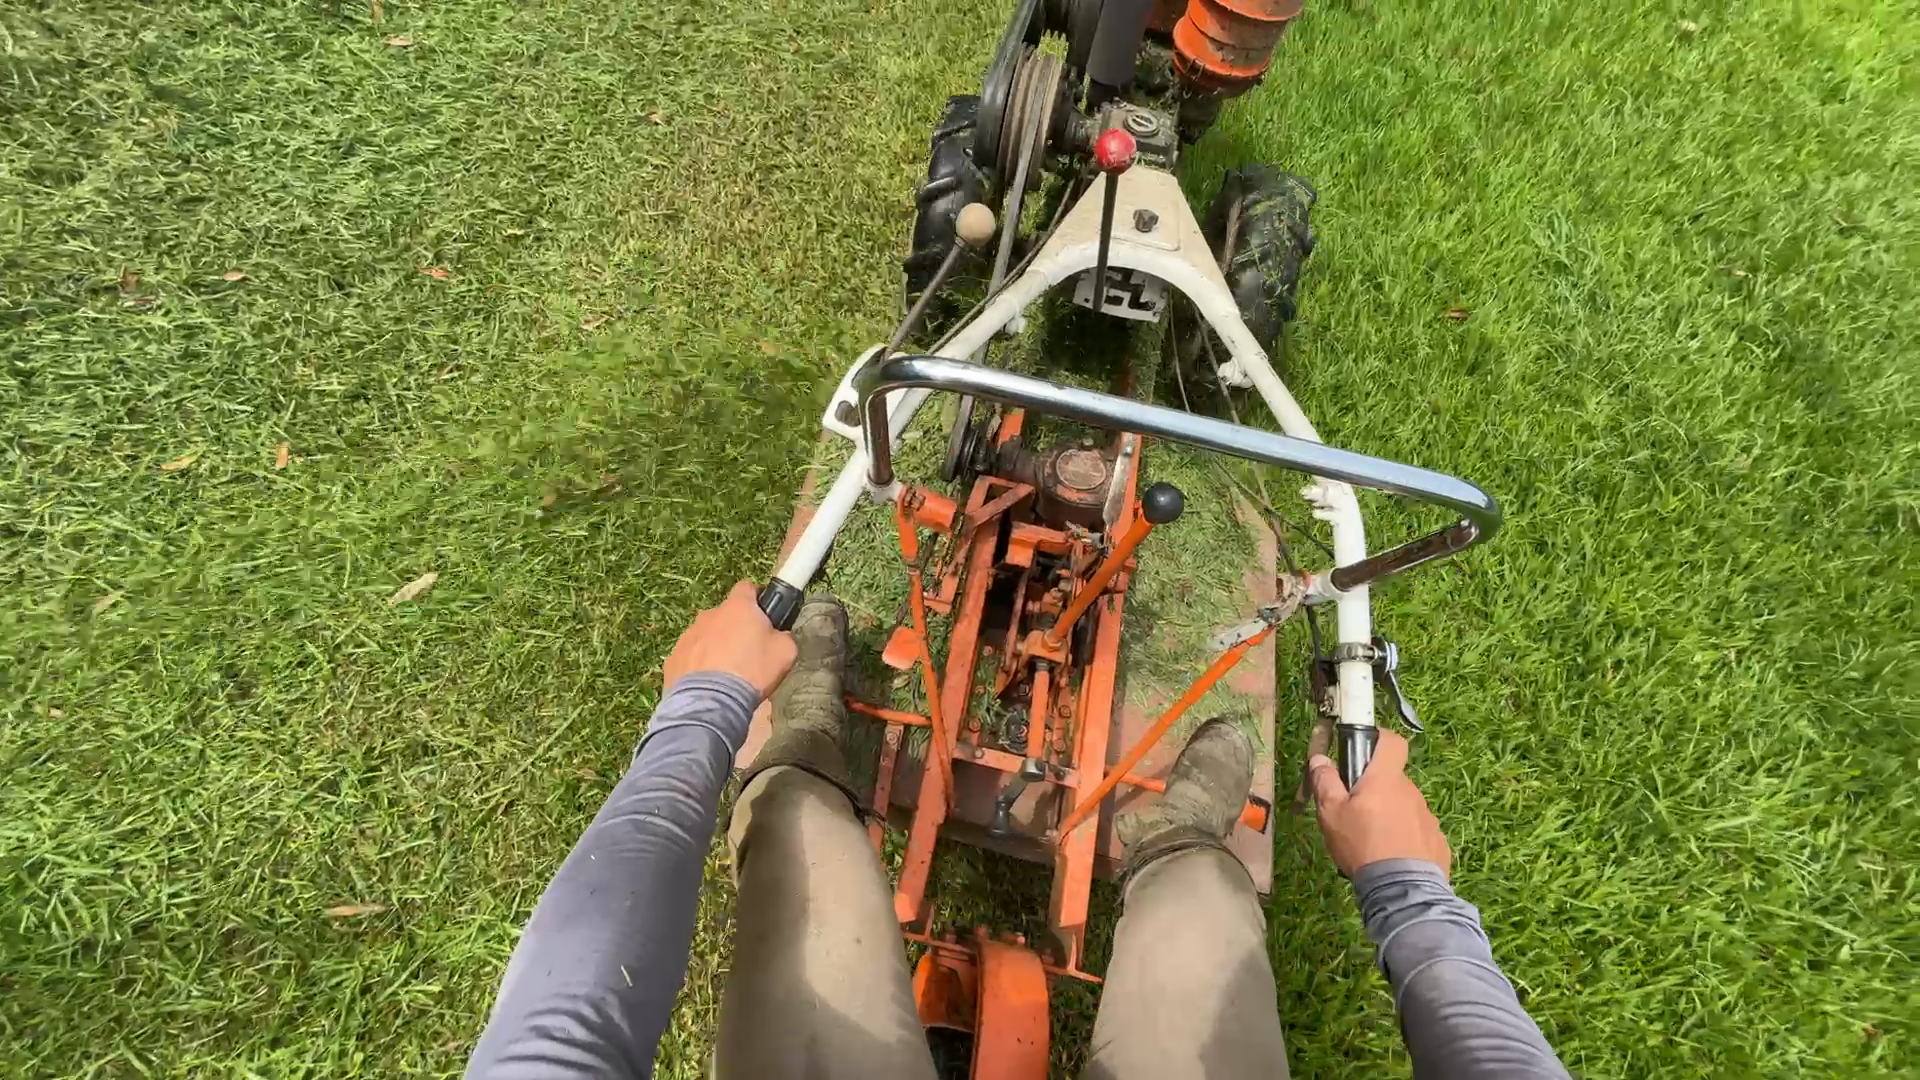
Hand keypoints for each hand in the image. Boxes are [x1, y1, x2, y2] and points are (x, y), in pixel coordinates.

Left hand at [662, 581, 797, 699]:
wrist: (711, 703)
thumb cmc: (752, 670)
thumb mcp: (786, 652)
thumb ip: (783, 636)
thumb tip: (778, 635)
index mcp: (738, 607)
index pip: (748, 588)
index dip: (758, 599)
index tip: (765, 615)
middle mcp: (709, 614)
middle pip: (726, 615)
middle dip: (736, 628)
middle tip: (749, 653)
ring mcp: (687, 636)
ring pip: (706, 636)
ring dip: (716, 647)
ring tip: (727, 675)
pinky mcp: (673, 659)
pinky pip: (691, 657)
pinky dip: (699, 666)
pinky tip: (709, 686)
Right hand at [1308, 729, 1451, 878]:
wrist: (1403, 892)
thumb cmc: (1362, 844)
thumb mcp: (1330, 812)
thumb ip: (1325, 781)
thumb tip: (1321, 759)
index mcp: (1385, 779)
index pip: (1391, 741)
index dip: (1377, 737)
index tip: (1360, 749)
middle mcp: (1411, 792)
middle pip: (1390, 778)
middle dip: (1373, 788)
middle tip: (1352, 809)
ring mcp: (1428, 818)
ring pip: (1403, 804)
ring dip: (1388, 813)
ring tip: (1370, 838)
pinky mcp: (1437, 842)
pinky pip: (1416, 829)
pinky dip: (1403, 835)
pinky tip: (1390, 855)